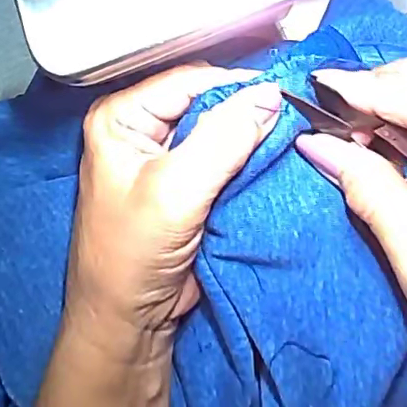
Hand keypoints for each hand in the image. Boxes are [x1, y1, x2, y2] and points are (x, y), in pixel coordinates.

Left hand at [38, 65, 282, 406]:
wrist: (126, 325)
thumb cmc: (128, 258)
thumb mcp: (174, 191)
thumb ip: (221, 140)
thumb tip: (266, 95)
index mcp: (121, 116)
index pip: (185, 81)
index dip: (232, 83)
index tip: (277, 88)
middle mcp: (138, 125)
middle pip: (201, 98)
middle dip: (242, 104)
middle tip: (286, 108)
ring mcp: (161, 152)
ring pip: (215, 125)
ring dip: (247, 129)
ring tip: (285, 126)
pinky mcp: (183, 178)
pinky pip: (221, 152)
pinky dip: (246, 153)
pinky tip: (270, 152)